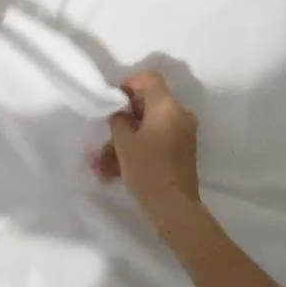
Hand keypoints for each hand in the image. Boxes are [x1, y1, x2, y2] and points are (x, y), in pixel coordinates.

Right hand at [91, 70, 202, 225]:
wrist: (174, 208)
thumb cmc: (148, 169)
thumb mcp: (124, 142)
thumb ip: (119, 119)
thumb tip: (121, 113)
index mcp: (168, 106)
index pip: (149, 78)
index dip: (128, 84)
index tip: (113, 102)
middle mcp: (179, 114)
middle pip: (148, 103)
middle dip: (123, 119)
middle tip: (105, 134)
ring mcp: (183, 133)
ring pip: (149, 126)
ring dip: (126, 139)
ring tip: (102, 162)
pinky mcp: (182, 151)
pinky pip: (156, 140)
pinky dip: (138, 149)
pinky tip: (115, 170)